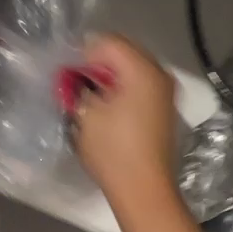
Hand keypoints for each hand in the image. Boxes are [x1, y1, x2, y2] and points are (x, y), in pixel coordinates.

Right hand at [71, 34, 180, 211]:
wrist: (143, 189)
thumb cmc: (113, 150)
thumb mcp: (85, 114)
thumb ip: (77, 86)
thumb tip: (76, 78)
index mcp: (142, 70)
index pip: (108, 42)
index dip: (83, 55)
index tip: (67, 76)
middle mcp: (159, 75)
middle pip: (123, 53)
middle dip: (97, 65)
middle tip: (75, 86)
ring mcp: (165, 93)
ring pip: (131, 71)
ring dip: (108, 79)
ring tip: (89, 100)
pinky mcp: (163, 110)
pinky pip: (139, 87)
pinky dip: (121, 91)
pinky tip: (106, 110)